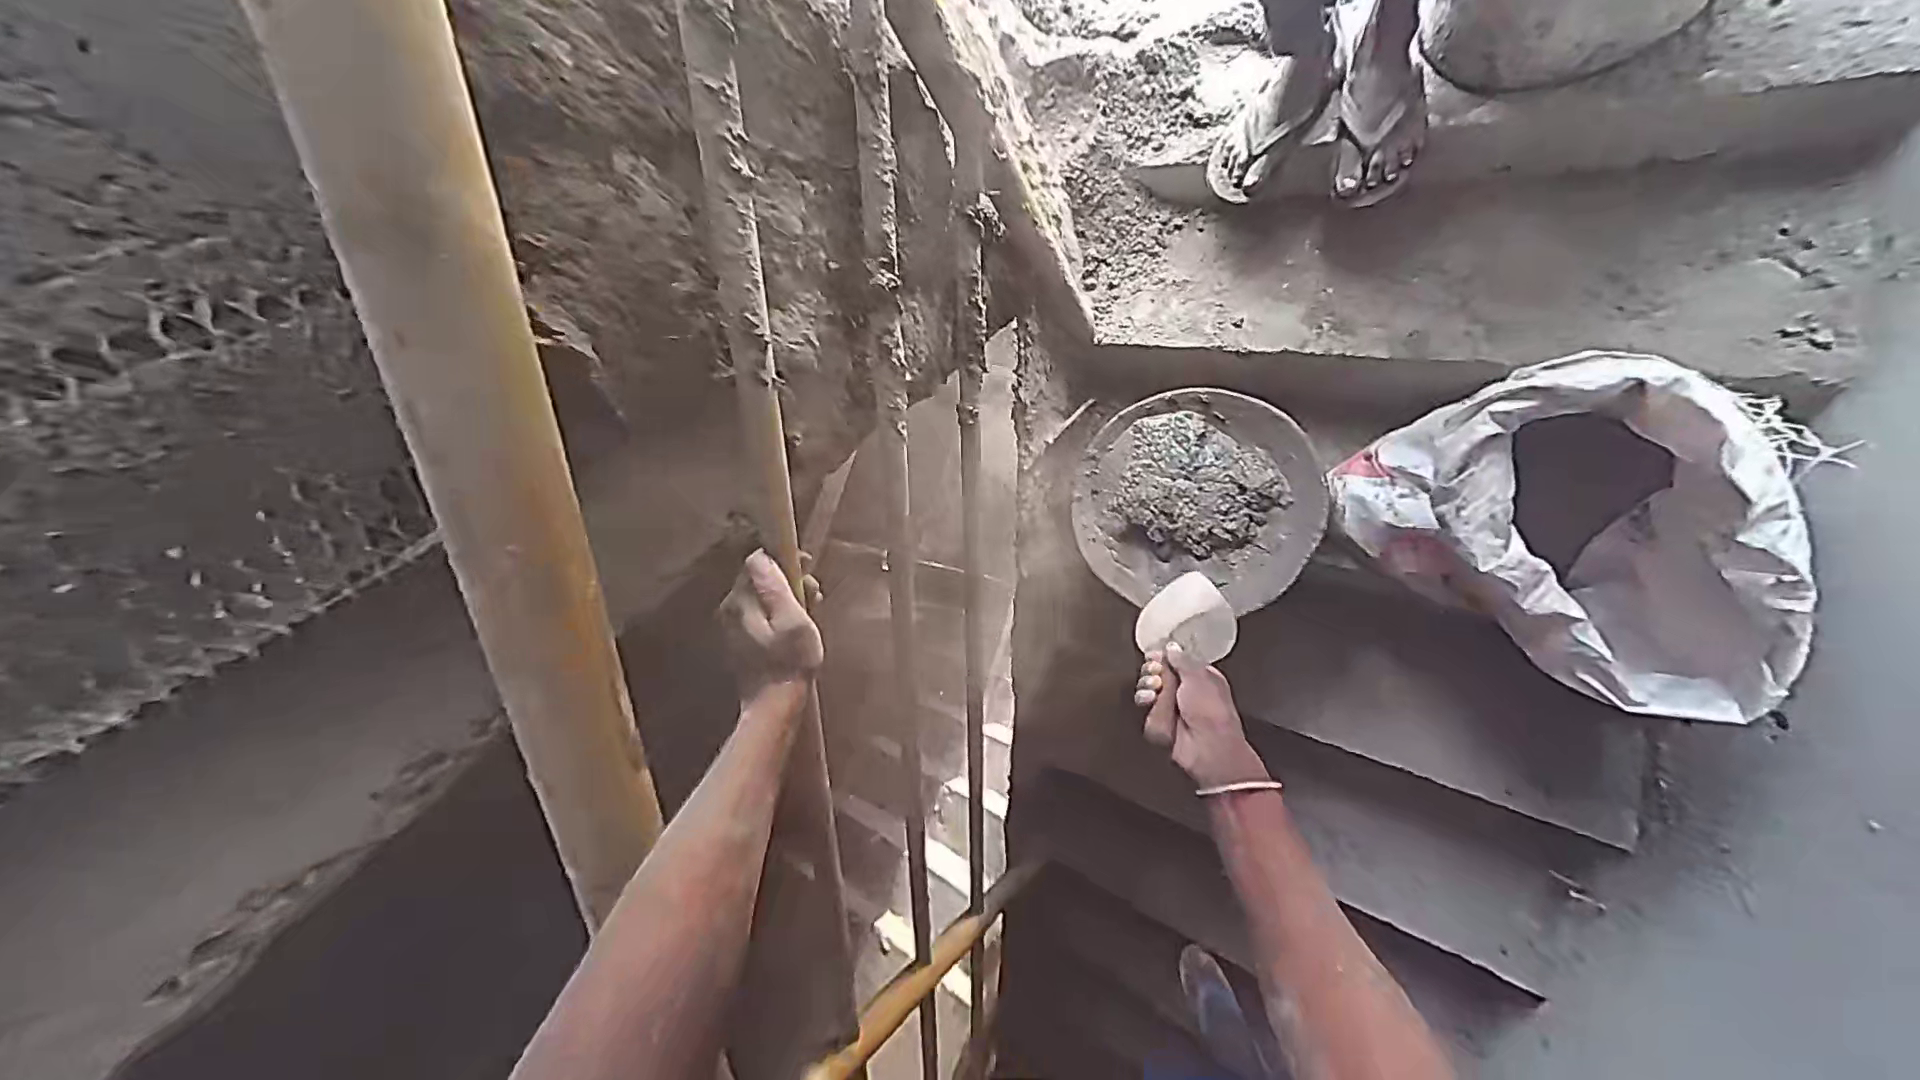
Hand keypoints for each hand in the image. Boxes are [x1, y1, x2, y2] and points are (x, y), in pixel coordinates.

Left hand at [720, 549, 823, 697]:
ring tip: (809, 608)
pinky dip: (779, 611)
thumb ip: (775, 586)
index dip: (784, 559)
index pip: (758, 561)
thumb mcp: (792, 620)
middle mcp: (730, 608)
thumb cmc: (790, 661)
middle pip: (759, 578)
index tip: (807, 568)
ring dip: (786, 596)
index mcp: (740, 600)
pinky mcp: (741, 639)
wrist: (774, 703)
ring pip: (761, 595)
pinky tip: (795, 625)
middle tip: (814, 593)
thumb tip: (761, 556)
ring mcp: (733, 625)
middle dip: (788, 578)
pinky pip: (760, 612)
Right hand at [1137, 643, 1268, 790]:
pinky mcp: (1157, 718)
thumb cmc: (1210, 710)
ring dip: (1147, 684)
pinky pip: (1144, 702)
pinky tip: (1149, 699)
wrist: (1207, 747)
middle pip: (1157, 670)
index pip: (1175, 659)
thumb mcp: (1199, 678)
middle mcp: (1184, 688)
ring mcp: (1170, 704)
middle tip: (1156, 672)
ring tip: (1155, 688)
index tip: (1156, 655)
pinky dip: (1144, 698)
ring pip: (1147, 685)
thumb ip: (1182, 660)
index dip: (1164, 656)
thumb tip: (1171, 646)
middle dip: (1153, 669)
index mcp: (1200, 676)